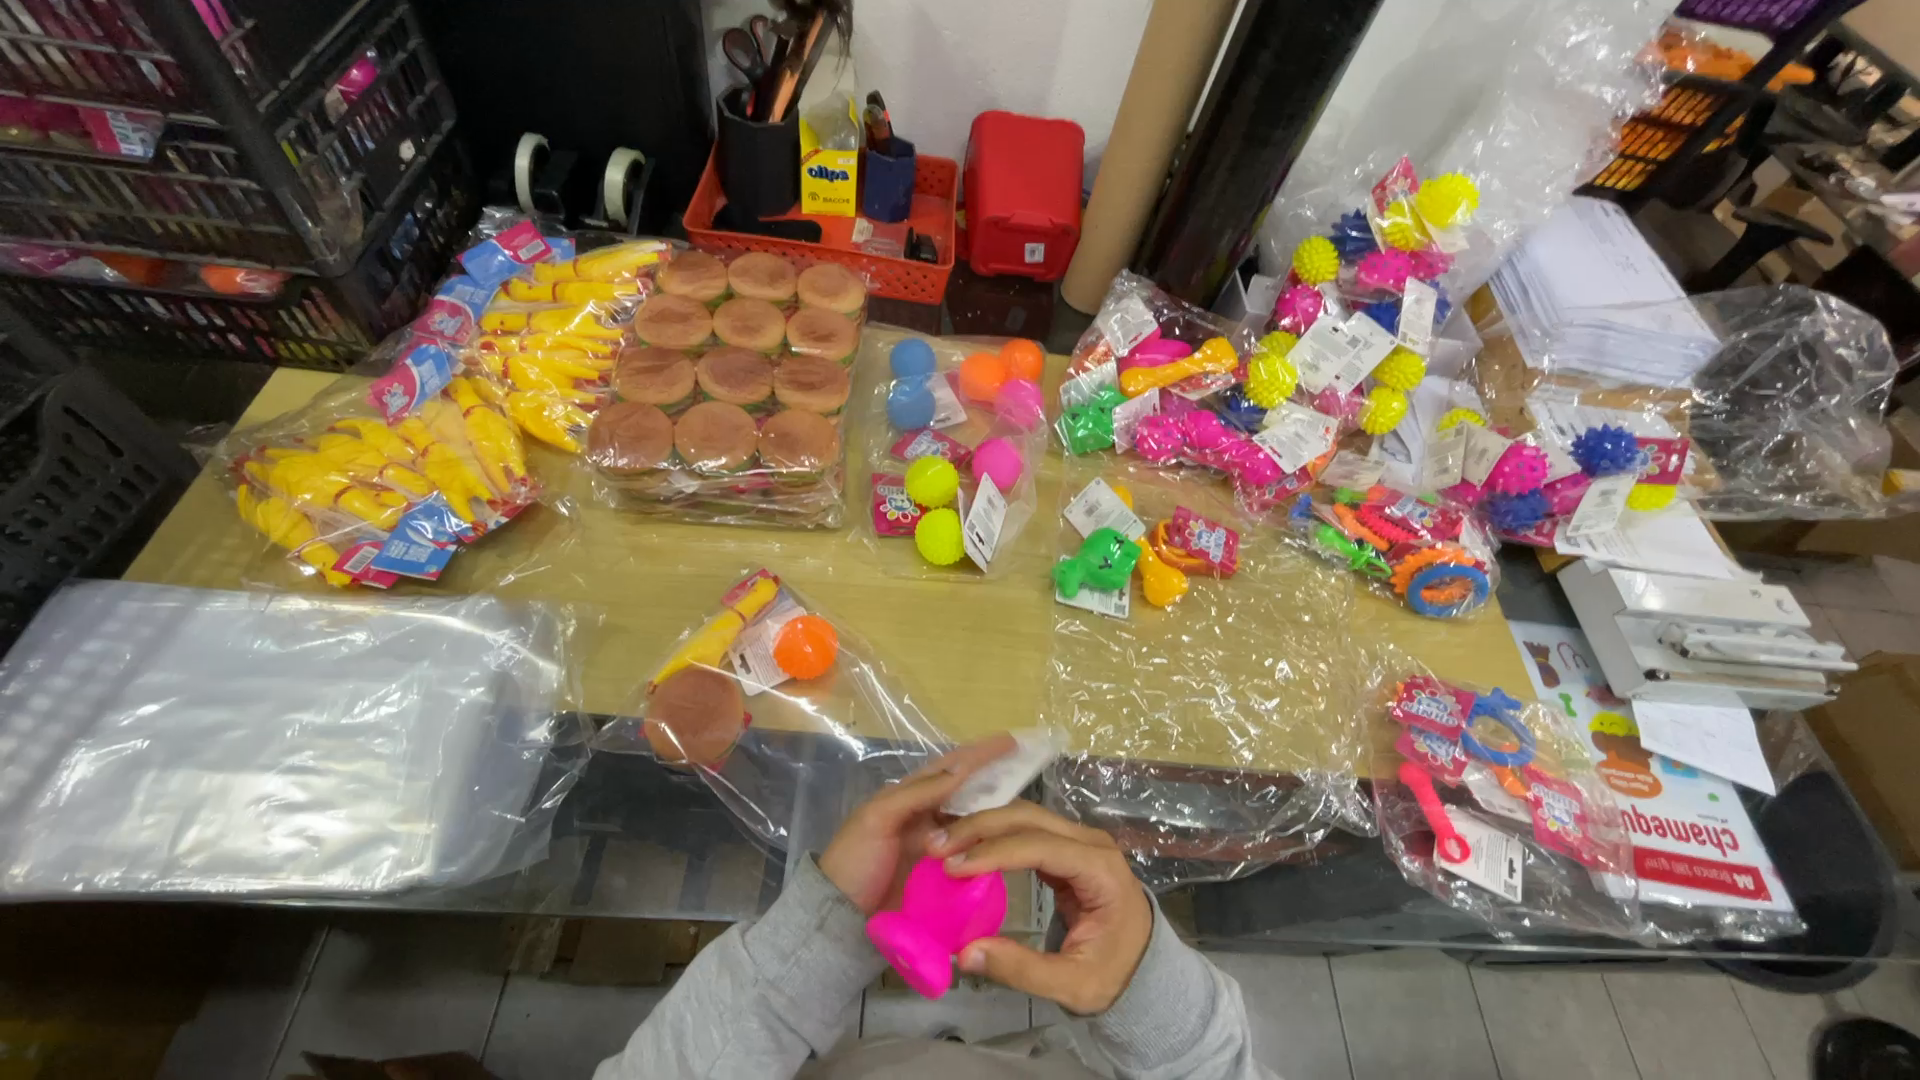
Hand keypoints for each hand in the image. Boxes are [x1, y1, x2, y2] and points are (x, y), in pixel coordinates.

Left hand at [818, 733, 1014, 914]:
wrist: (839, 919)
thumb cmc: (854, 860)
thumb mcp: (877, 818)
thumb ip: (917, 793)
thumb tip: (961, 769)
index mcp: (910, 798)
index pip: (950, 768)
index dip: (979, 754)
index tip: (1010, 741)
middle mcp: (929, 818)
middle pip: (970, 795)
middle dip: (998, 781)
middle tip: (1031, 773)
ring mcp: (939, 849)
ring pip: (977, 825)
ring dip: (1000, 816)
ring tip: (1031, 810)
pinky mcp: (945, 879)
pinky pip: (974, 858)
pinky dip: (993, 851)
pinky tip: (1015, 849)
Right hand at [929, 801, 1151, 1014]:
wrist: (1145, 964)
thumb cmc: (1114, 973)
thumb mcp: (1074, 985)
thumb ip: (1021, 969)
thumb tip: (965, 953)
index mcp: (1099, 868)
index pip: (1040, 846)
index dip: (994, 852)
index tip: (952, 866)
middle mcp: (1089, 841)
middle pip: (1028, 818)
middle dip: (979, 828)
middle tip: (936, 848)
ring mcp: (1078, 838)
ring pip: (1023, 815)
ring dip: (981, 826)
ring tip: (942, 844)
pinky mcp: (1064, 844)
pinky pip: (1024, 828)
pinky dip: (992, 833)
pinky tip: (964, 845)